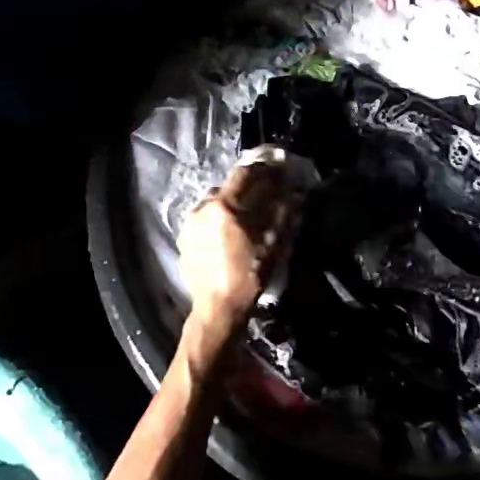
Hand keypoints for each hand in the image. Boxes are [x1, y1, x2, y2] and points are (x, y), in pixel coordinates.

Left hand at [178, 148, 299, 349]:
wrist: (216, 310)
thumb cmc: (247, 277)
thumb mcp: (273, 246)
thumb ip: (284, 215)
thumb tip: (295, 193)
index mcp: (223, 206)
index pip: (244, 174)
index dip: (263, 169)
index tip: (277, 169)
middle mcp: (201, 208)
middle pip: (227, 187)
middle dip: (247, 187)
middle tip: (265, 192)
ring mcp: (189, 223)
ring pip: (213, 202)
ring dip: (231, 202)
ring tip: (246, 213)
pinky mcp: (184, 239)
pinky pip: (203, 219)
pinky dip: (217, 218)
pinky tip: (228, 232)